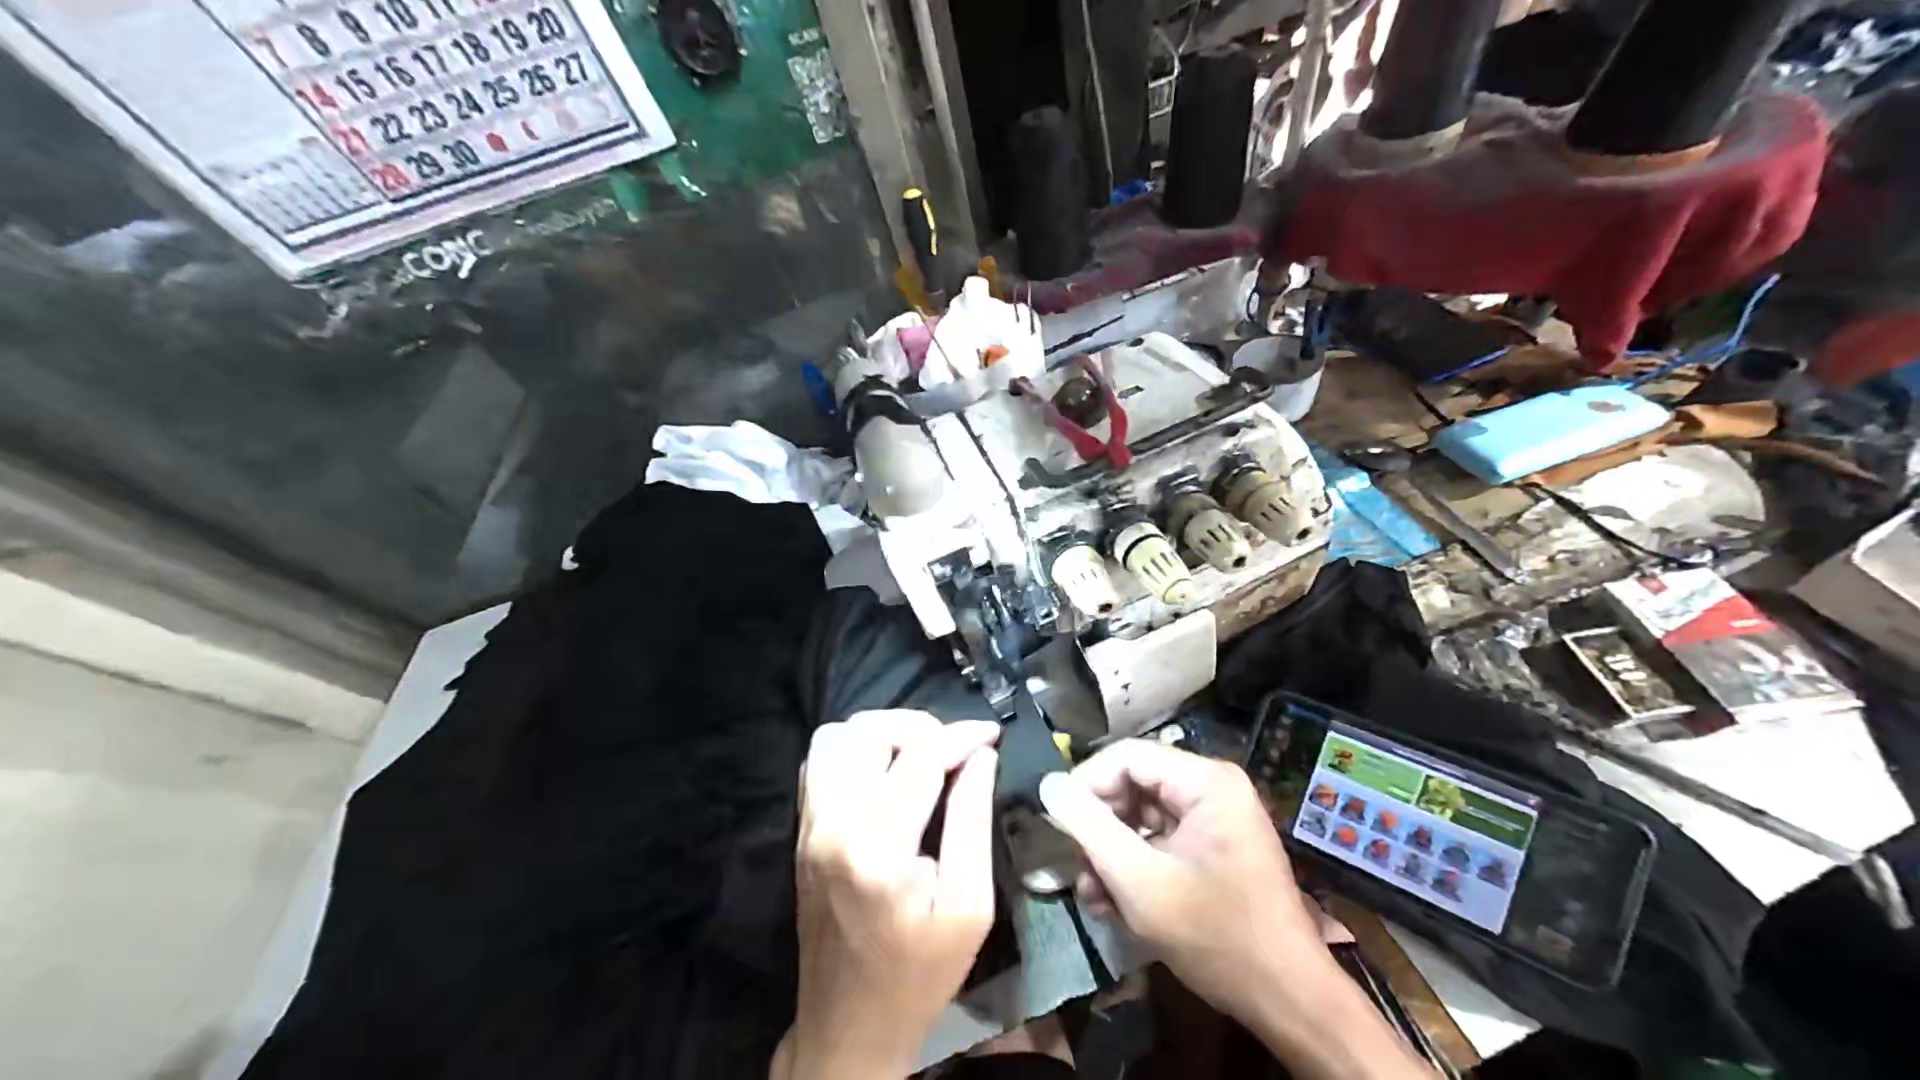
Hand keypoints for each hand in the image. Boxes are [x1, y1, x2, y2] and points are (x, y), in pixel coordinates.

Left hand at [775, 711, 1000, 1079]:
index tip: (991, 734)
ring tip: (919, 755)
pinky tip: (884, 771)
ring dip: (882, 732)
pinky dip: (853, 749)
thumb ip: (972, 820)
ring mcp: (808, 823)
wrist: (848, 1024)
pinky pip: (819, 760)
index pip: (920, 757)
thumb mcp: (969, 906)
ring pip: (836, 736)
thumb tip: (982, 756)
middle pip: (868, 731)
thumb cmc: (919, 973)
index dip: (962, 735)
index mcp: (876, 846)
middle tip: (954, 750)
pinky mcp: (800, 829)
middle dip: (920, 726)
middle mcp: (831, 822)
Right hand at [1035, 740, 1330, 1025]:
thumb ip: (1088, 827)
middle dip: (1098, 826)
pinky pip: (1159, 838)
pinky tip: (1113, 902)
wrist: (1288, 1001)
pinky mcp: (1212, 845)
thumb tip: (1047, 784)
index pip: (1125, 756)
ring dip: (1111, 852)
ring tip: (1091, 894)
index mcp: (1206, 781)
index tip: (1056, 822)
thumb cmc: (1215, 936)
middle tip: (1074, 864)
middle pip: (1132, 784)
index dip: (1084, 783)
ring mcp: (1214, 817)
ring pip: (1141, 814)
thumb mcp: (1139, 881)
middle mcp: (1212, 787)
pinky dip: (1133, 864)